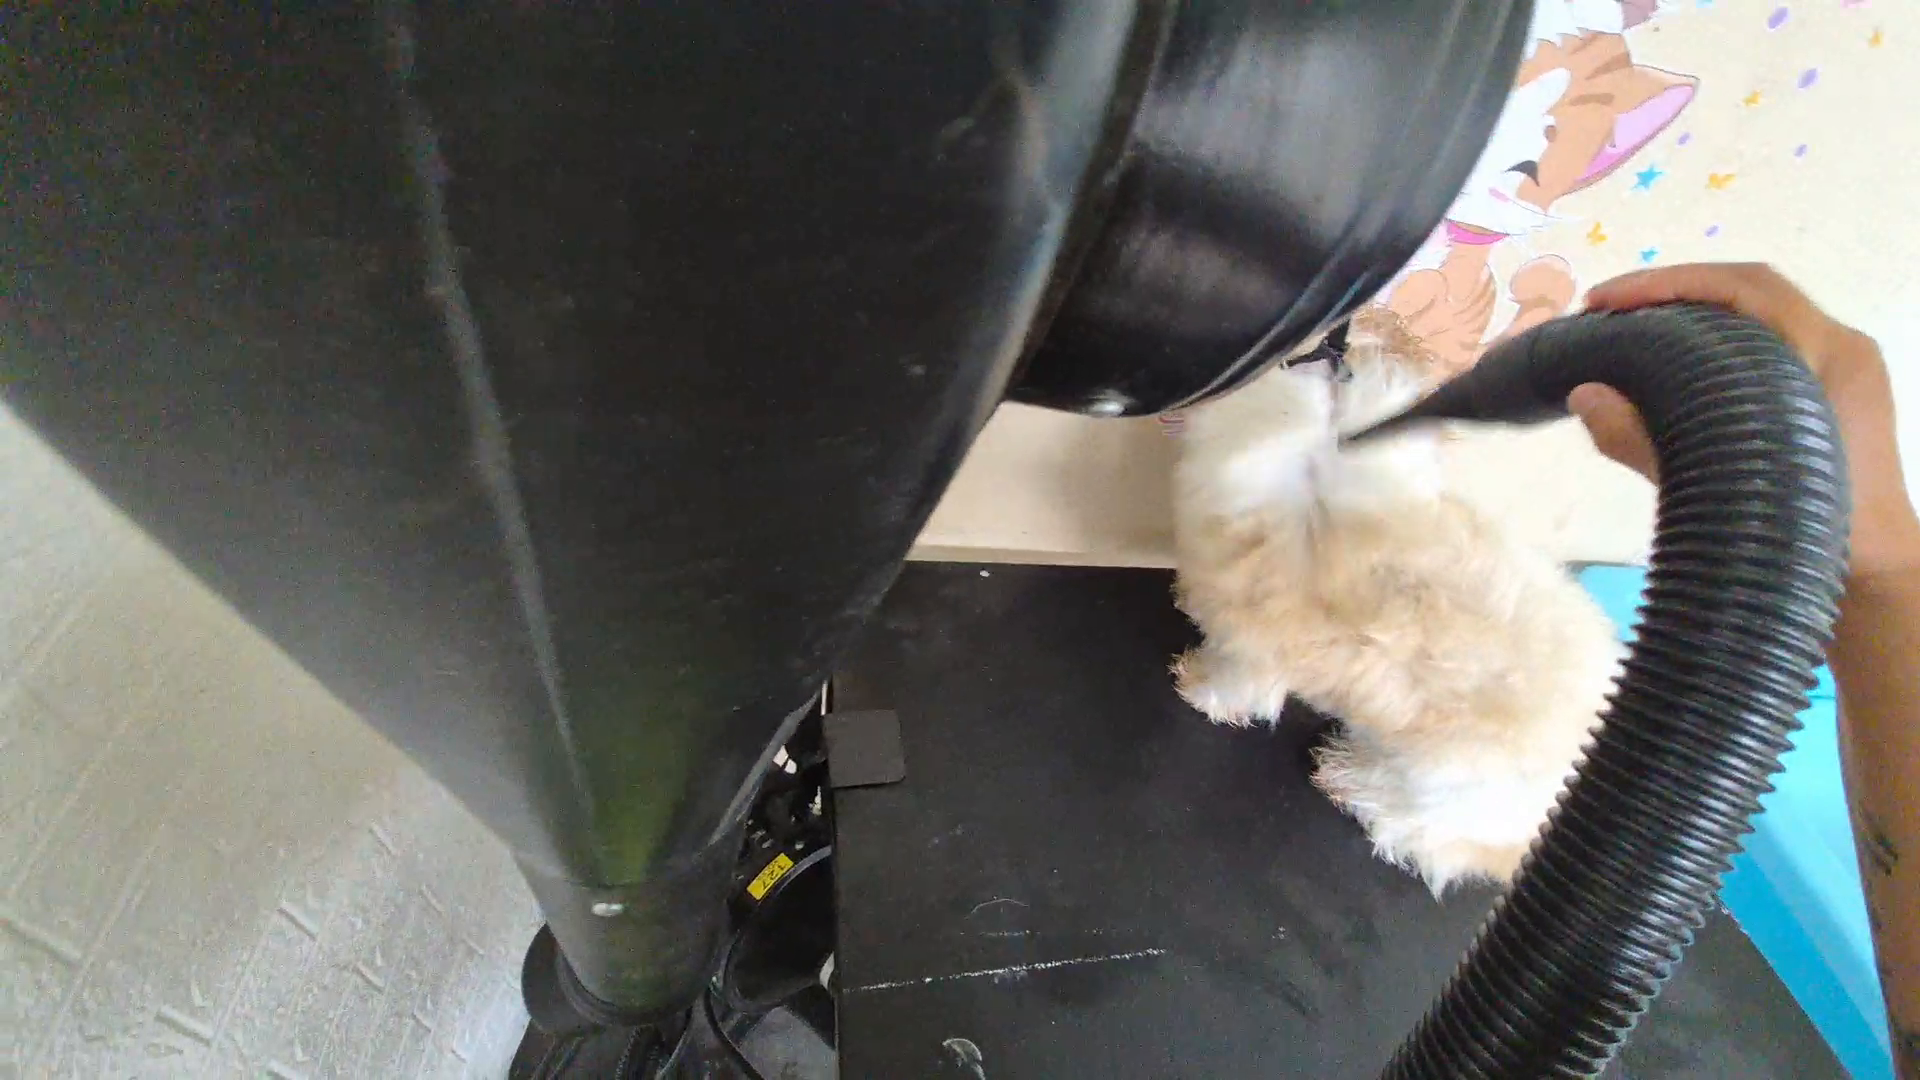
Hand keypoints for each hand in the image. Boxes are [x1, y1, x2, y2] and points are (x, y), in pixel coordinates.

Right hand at [1569, 262, 1919, 577]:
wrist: (1866, 563)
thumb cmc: (1801, 522)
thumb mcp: (1710, 479)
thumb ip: (1641, 439)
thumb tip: (1582, 395)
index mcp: (1827, 356)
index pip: (1746, 288)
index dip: (1669, 283)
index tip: (1603, 301)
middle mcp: (1836, 347)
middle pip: (1745, 289)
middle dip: (1666, 290)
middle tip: (1599, 310)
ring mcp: (1831, 366)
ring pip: (1747, 313)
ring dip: (1679, 312)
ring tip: (1618, 330)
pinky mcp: (1815, 389)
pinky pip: (1751, 342)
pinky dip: (1696, 339)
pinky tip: (1656, 361)